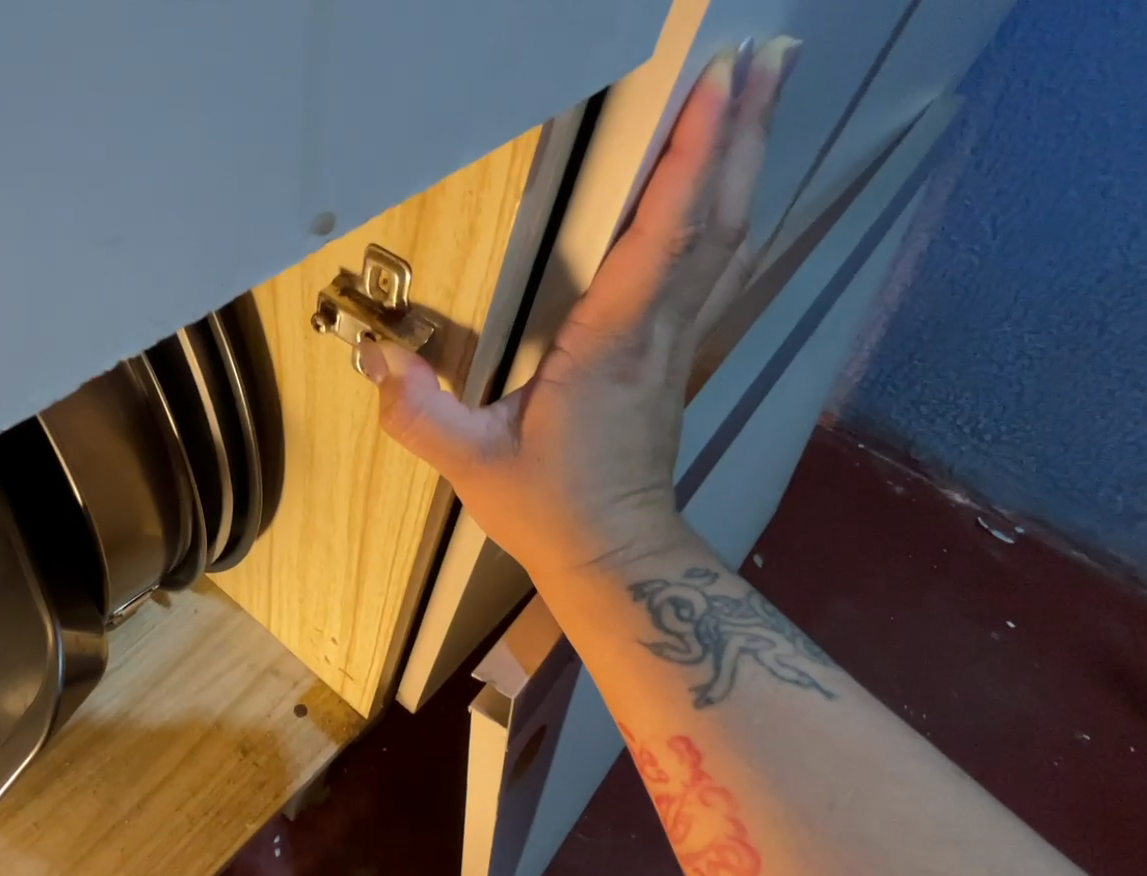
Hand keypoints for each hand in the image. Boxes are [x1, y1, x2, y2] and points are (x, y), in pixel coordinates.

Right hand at [361, 40, 797, 583]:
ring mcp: (676, 346)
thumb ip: (421, 414)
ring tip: (767, 93)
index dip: (689, 161)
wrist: (615, 552)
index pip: (662, 242)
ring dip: (746, 166)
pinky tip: (729, 188)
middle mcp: (657, 336)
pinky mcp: (675, 359)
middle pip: (716, 224)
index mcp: (610, 349)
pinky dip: (726, 215)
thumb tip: (376, 358)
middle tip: (770, 52)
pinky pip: (714, 271)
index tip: (716, 82)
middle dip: (743, 136)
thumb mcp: (472, 466)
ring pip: (727, 244)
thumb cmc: (548, 509)